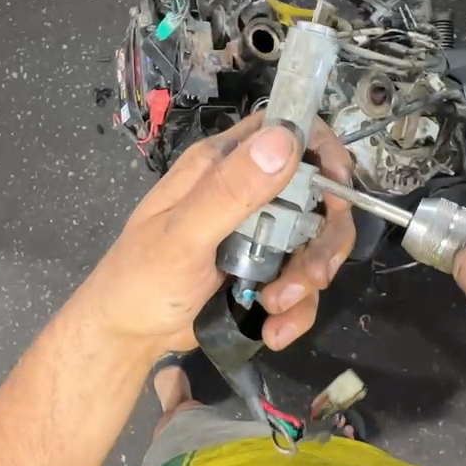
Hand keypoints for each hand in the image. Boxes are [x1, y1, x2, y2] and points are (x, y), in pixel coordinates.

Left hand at [72, 114, 356, 356]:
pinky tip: (272, 331)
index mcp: (220, 167)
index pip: (282, 129)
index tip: (339, 187)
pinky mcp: (262, 273)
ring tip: (274, 308)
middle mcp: (244, 194)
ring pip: (313, 244)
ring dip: (307, 282)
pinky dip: (295, 312)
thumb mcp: (183, 234)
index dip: (321, 149)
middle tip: (312, 275)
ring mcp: (256, 235)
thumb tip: (285, 138)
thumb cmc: (140, 278)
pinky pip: (300, 286)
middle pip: (315, 195)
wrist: (127, 335)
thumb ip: (230, 190)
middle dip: (324, 238)